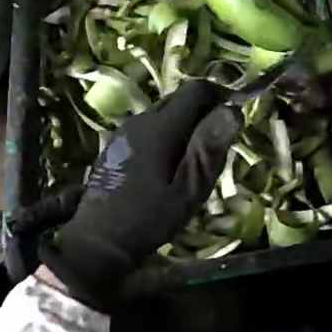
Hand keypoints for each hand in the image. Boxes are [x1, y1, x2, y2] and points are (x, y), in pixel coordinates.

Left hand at [41, 81, 240, 309]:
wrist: (98, 240)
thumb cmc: (150, 216)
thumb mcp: (190, 188)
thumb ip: (210, 146)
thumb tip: (233, 109)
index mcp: (161, 125)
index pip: (196, 90)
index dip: (219, 97)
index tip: (231, 120)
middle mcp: (141, 119)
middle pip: (178, 98)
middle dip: (201, 111)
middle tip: (215, 142)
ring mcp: (125, 130)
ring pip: (162, 112)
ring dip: (183, 123)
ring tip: (194, 156)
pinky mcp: (116, 144)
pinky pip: (148, 126)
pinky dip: (165, 133)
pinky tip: (167, 162)